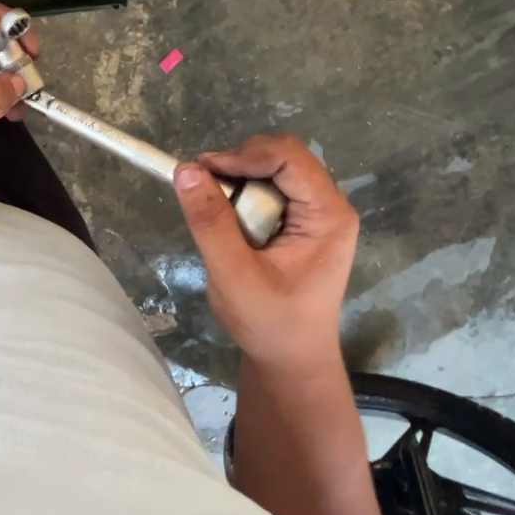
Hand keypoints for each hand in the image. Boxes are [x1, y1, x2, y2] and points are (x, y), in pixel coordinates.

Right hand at [172, 135, 358, 371]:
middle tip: (202, 188)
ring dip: (237, 177)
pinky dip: (240, 190)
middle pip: (281, 155)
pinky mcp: (300, 220)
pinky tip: (225, 215)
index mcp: (328, 215)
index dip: (243, 155)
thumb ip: (211, 222)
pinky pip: (268, 185)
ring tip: (212, 206)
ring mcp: (316, 212)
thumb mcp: (233, 274)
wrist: (290, 359)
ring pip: (271, 166)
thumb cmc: (270, 322)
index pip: (287, 157)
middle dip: (238, 163)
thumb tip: (186, 169)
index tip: (202, 173)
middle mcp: (329, 205)